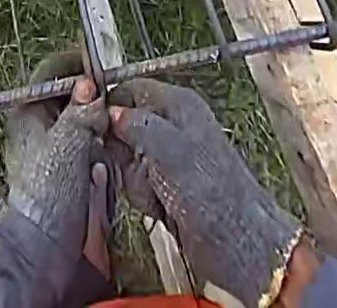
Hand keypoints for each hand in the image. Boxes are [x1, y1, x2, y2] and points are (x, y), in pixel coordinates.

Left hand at [4, 53, 107, 253]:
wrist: (47, 249)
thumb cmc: (47, 193)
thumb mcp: (68, 143)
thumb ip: (81, 111)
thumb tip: (90, 85)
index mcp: (27, 111)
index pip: (50, 73)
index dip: (72, 64)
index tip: (96, 60)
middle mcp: (38, 126)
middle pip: (67, 95)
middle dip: (90, 92)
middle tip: (112, 87)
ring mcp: (53, 148)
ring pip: (80, 118)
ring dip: (98, 116)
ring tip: (115, 113)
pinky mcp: (68, 169)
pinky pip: (88, 143)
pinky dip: (101, 139)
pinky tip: (113, 141)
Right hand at [109, 79, 302, 307]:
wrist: (239, 248)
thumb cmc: (211, 191)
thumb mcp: (166, 147)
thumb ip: (135, 123)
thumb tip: (111, 113)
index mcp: (178, 104)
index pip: (131, 88)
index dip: (112, 104)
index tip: (97, 124)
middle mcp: (174, 125)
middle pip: (126, 124)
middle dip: (123, 149)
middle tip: (137, 166)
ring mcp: (172, 157)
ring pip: (129, 156)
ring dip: (134, 176)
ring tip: (154, 190)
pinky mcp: (170, 184)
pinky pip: (139, 181)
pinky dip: (142, 193)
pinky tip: (157, 204)